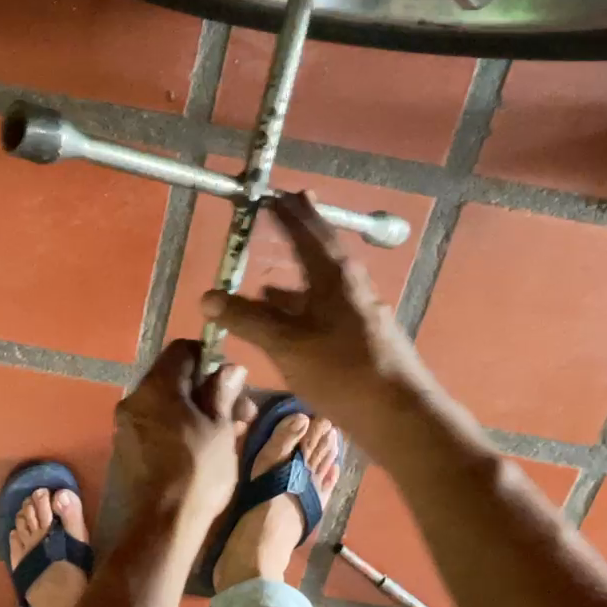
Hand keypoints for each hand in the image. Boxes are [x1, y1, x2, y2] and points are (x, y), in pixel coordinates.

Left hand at [114, 339, 248, 530]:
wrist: (159, 528)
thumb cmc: (198, 474)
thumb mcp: (221, 430)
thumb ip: (223, 394)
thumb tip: (230, 368)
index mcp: (157, 387)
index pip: (182, 350)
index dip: (210, 358)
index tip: (233, 382)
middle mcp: (134, 400)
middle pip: (173, 379)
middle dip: (208, 390)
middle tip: (241, 414)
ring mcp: (125, 427)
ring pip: (166, 405)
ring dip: (196, 412)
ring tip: (227, 436)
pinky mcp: (125, 451)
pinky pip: (155, 426)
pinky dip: (178, 429)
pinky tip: (201, 452)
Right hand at [200, 192, 423, 429]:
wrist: (398, 414)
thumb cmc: (341, 370)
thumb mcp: (286, 343)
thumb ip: (247, 319)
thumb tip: (208, 297)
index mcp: (334, 276)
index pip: (307, 231)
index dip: (288, 211)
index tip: (272, 192)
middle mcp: (350, 287)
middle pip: (320, 252)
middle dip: (298, 234)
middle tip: (282, 213)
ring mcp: (359, 313)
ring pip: (321, 286)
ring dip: (296, 279)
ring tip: (268, 282)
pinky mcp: (361, 338)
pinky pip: (324, 311)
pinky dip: (302, 309)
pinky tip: (288, 327)